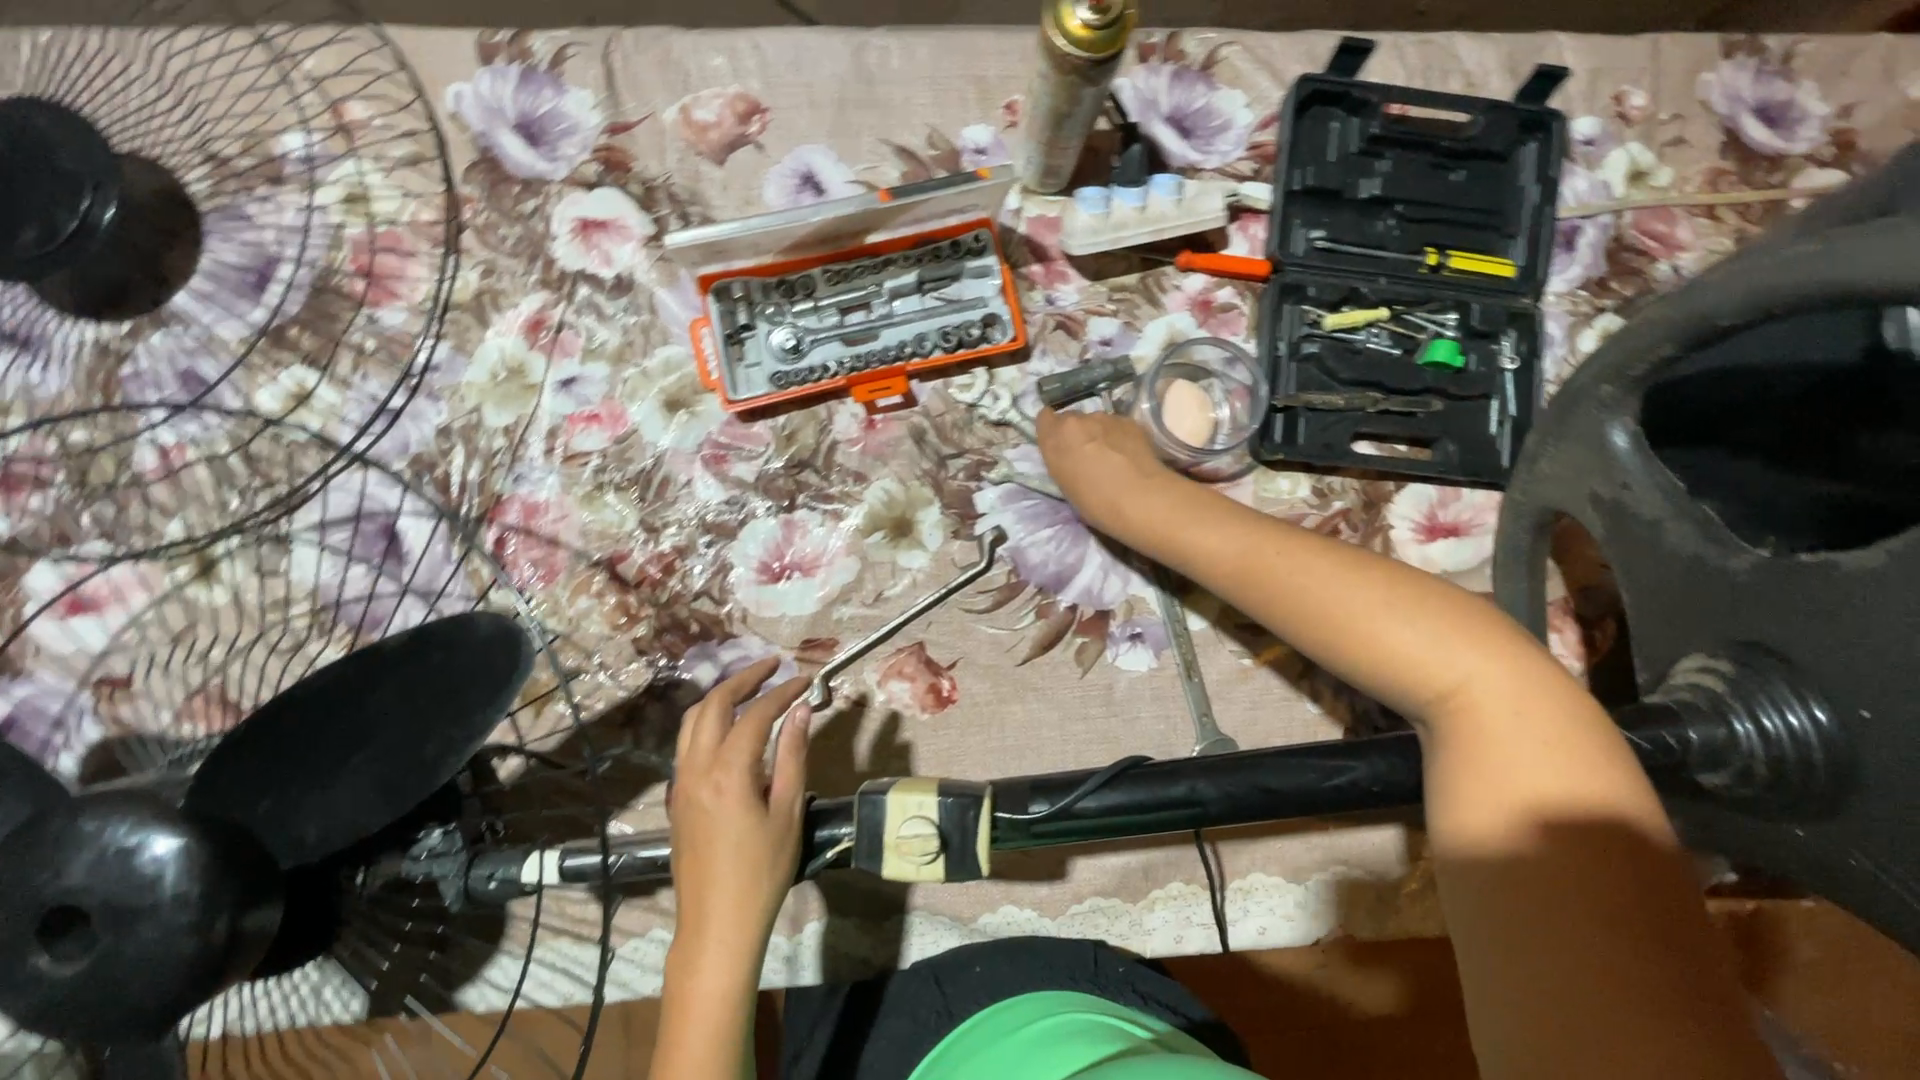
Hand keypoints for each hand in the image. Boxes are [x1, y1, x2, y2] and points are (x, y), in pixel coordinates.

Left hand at [668, 657, 811, 958]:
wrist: (717, 924)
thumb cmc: (762, 872)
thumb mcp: (787, 813)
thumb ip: (792, 756)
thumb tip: (800, 712)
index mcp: (727, 772)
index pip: (755, 713)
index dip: (782, 691)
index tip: (806, 679)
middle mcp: (695, 768)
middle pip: (712, 705)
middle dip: (743, 679)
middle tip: (773, 667)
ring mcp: (680, 783)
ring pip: (691, 722)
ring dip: (719, 697)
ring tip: (750, 687)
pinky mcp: (676, 798)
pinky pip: (687, 744)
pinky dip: (707, 722)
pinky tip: (730, 729)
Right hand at [1035, 406, 1183, 540]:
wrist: (1138, 498)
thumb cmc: (1094, 502)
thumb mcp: (1064, 484)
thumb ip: (1062, 460)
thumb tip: (1071, 456)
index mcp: (1055, 437)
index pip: (1044, 417)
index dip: (1052, 429)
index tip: (1060, 444)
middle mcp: (1077, 421)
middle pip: (1072, 419)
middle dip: (1078, 433)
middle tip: (1088, 455)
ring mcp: (1106, 417)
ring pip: (1097, 421)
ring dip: (1101, 434)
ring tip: (1113, 456)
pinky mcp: (1130, 421)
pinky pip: (1119, 425)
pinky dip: (1121, 436)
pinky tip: (1130, 455)